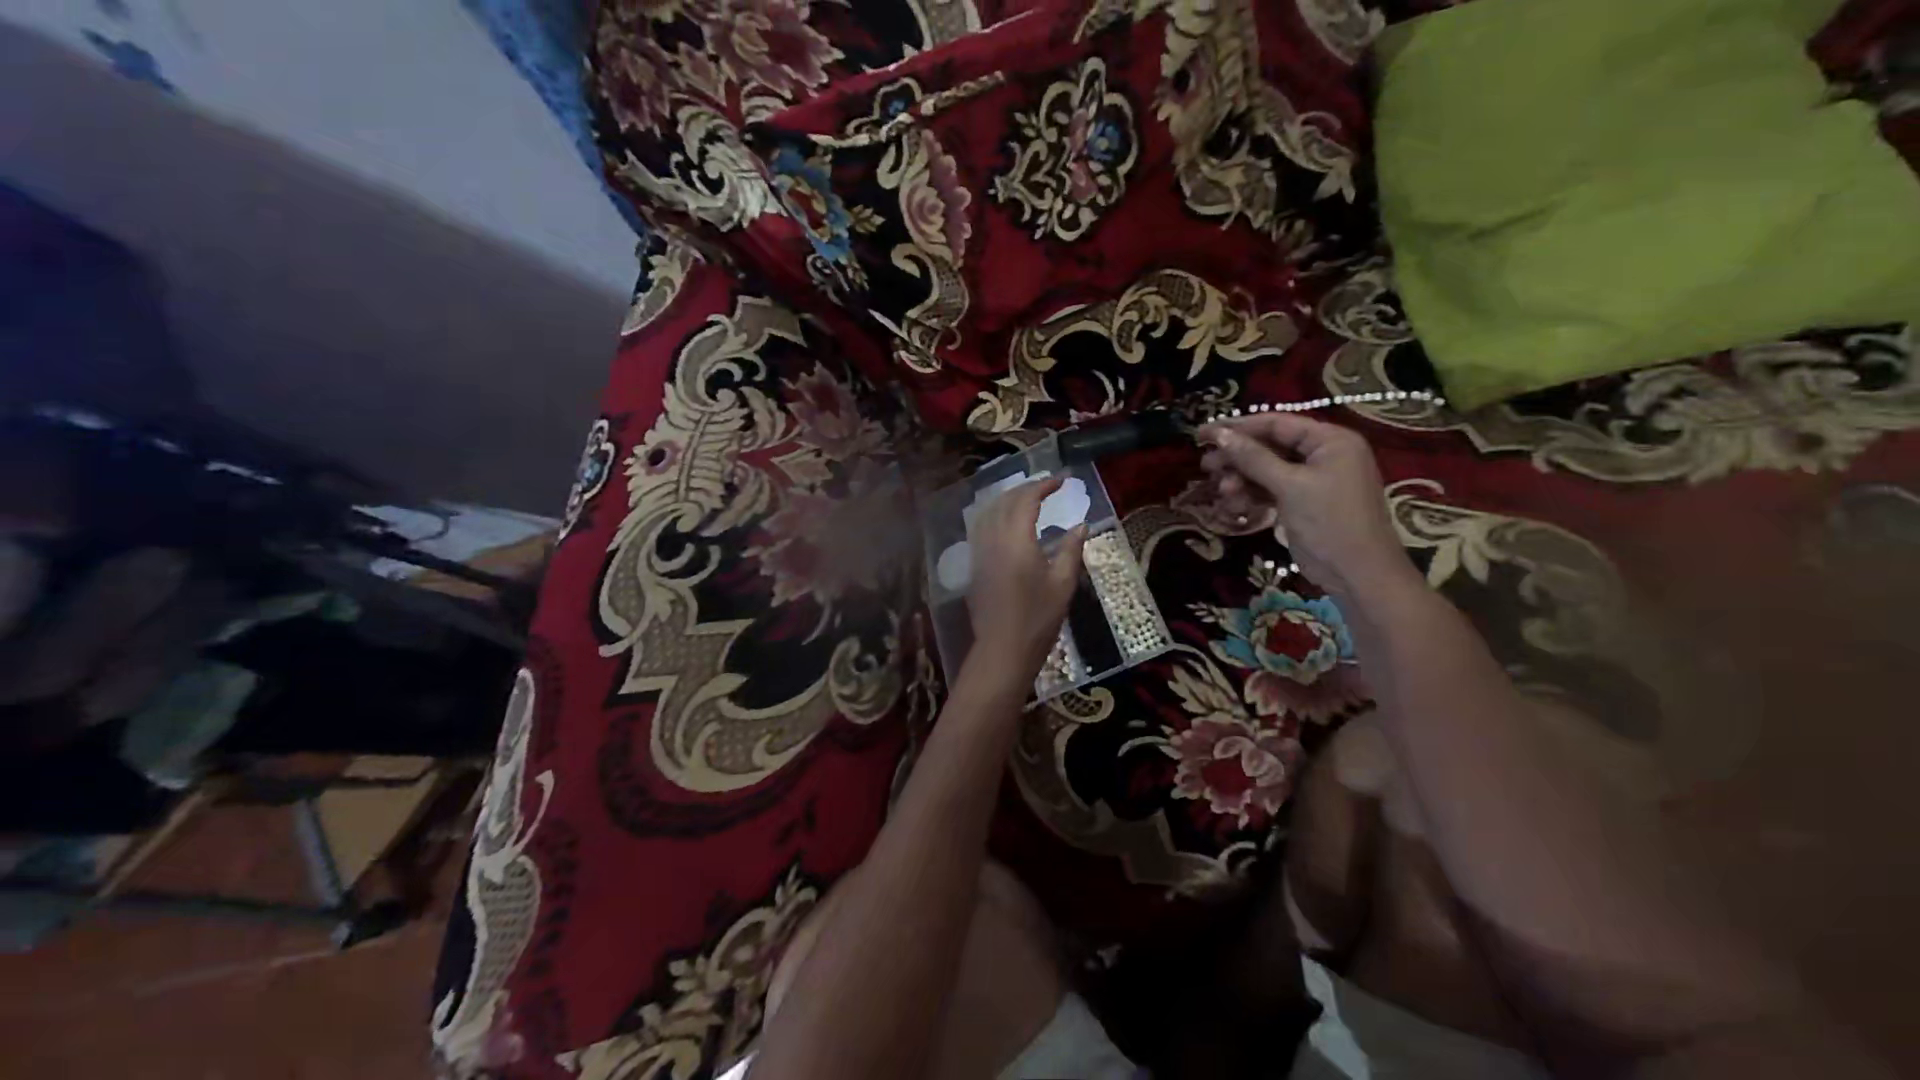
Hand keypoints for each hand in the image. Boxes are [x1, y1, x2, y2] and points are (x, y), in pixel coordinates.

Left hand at [965, 475, 1086, 686]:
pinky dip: (995, 516)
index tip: (1060, 481)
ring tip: (1026, 500)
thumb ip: (1071, 549)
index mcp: (1016, 540)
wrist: (1003, 648)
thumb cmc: (1038, 618)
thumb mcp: (1063, 583)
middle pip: (1004, 502)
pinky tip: (1006, 524)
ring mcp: (979, 552)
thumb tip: (1081, 525)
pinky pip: (981, 529)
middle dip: (1025, 489)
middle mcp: (993, 539)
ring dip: (1006, 500)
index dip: (1043, 486)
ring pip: (988, 513)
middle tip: (1045, 488)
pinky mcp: (974, 566)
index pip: (1026, 500)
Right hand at [1198, 414, 1412, 599]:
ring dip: (1242, 480)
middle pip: (1270, 446)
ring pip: (1267, 470)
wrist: (1357, 574)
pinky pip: (1271, 490)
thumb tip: (1219, 435)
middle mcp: (1323, 454)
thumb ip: (1254, 458)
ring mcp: (1313, 480)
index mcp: (1330, 440)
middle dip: (1237, 458)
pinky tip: (1234, 506)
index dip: (1238, 427)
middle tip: (1206, 467)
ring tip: (1223, 493)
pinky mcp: (1303, 502)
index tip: (1202, 434)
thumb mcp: (1289, 486)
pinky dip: (1252, 495)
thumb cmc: (1329, 522)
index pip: (1277, 423)